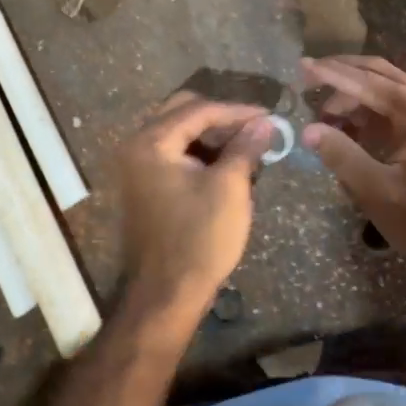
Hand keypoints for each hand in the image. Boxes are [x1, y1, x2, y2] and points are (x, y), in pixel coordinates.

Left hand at [117, 92, 273, 308]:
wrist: (165, 297)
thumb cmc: (199, 238)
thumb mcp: (230, 187)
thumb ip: (246, 146)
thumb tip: (264, 122)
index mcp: (152, 141)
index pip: (200, 109)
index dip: (238, 111)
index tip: (269, 116)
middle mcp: (136, 146)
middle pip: (183, 112)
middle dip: (222, 118)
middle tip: (254, 129)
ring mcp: (136, 167)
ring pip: (179, 132)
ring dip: (211, 135)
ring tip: (246, 147)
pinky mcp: (143, 186)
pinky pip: (173, 153)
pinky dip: (199, 153)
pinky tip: (226, 165)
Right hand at [301, 56, 405, 279]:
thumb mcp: (380, 192)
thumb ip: (343, 156)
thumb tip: (308, 130)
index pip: (370, 83)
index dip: (333, 75)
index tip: (302, 67)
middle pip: (379, 75)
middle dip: (342, 75)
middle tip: (307, 78)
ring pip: (384, 91)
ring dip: (353, 97)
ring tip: (322, 116)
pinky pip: (391, 110)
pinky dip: (366, 113)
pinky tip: (345, 129)